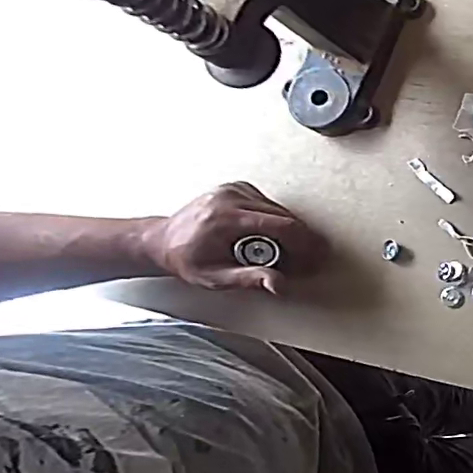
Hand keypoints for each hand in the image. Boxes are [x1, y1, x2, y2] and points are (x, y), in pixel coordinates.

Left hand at [141, 182, 327, 293]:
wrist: (160, 241)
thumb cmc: (187, 260)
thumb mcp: (215, 277)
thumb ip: (249, 279)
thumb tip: (280, 284)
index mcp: (224, 217)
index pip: (285, 226)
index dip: (306, 246)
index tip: (311, 261)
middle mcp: (229, 198)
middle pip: (288, 219)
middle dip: (299, 243)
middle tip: (295, 262)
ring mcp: (234, 189)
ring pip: (284, 213)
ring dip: (290, 234)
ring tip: (275, 250)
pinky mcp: (239, 188)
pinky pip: (274, 206)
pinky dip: (278, 222)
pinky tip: (265, 233)